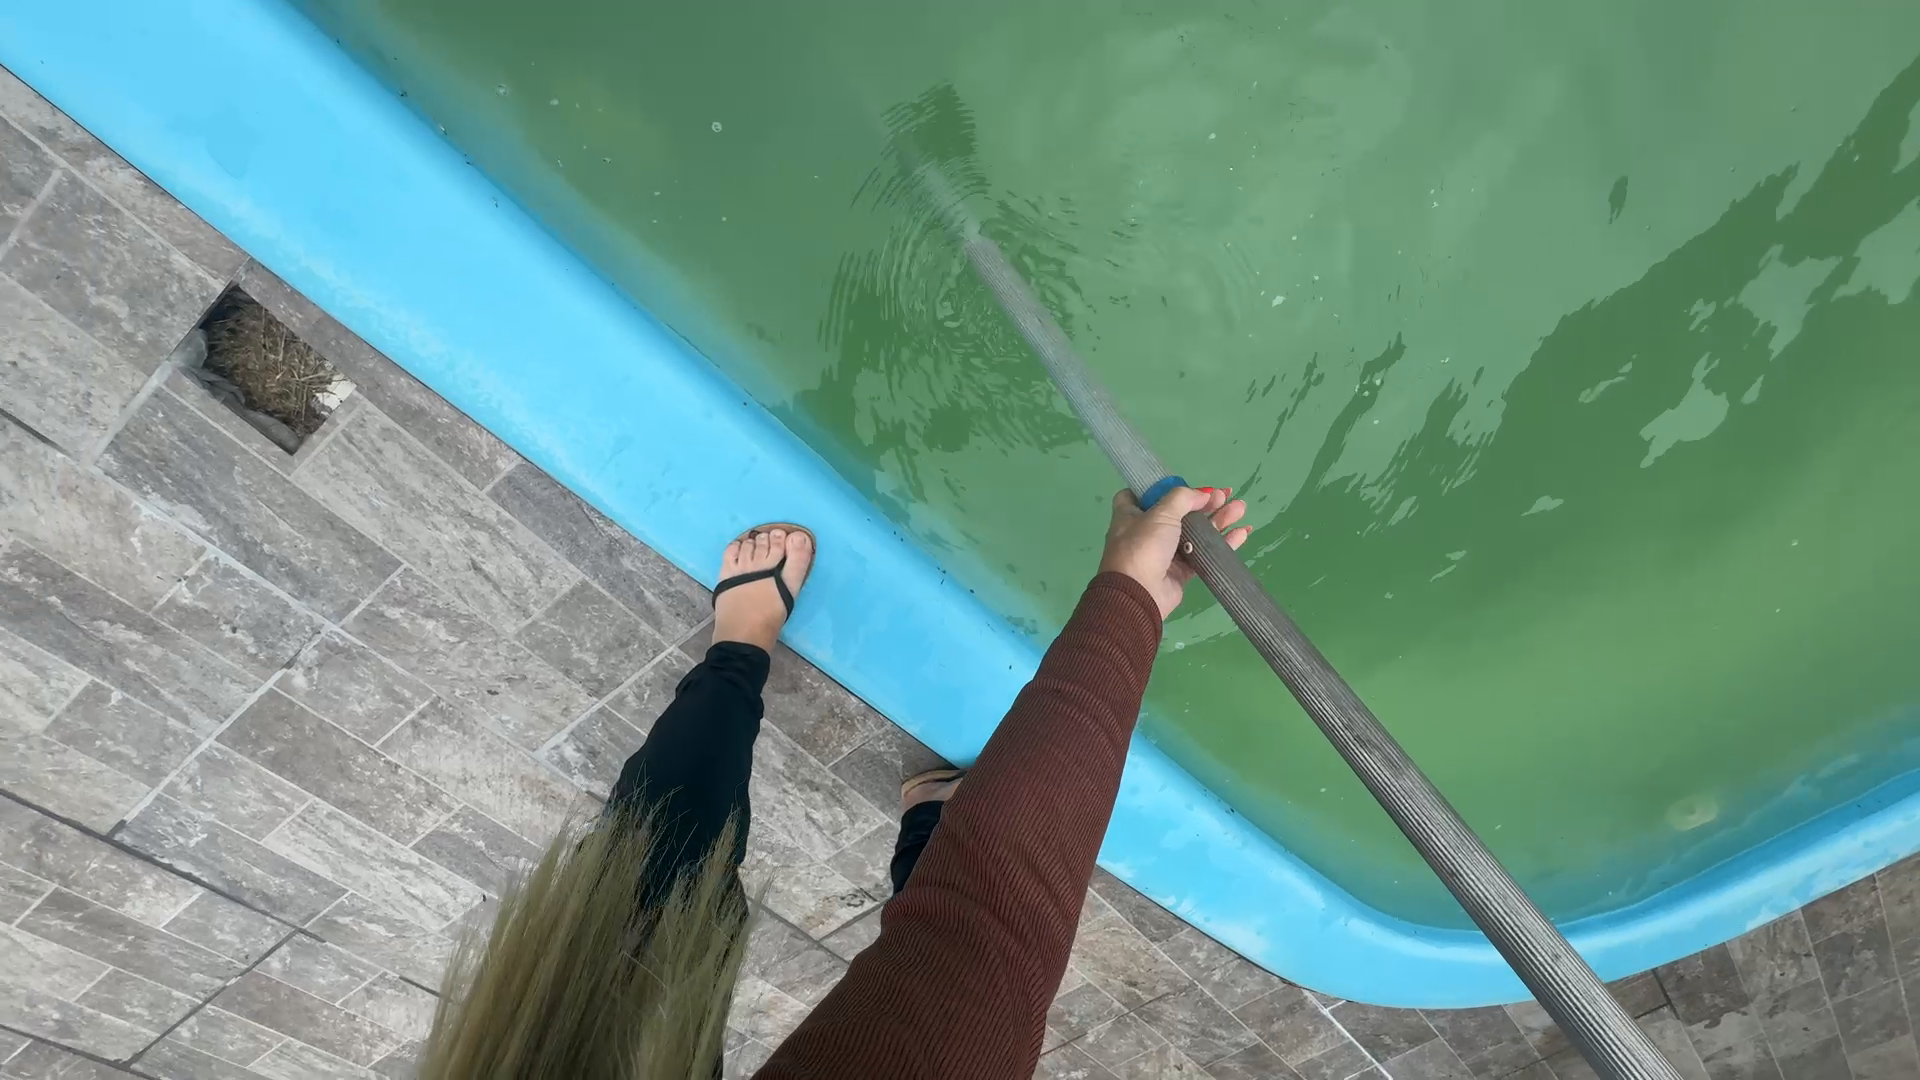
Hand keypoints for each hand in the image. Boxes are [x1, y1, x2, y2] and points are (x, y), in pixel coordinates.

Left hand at [1098, 486, 1250, 619]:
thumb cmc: (1143, 546)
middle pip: (1178, 512)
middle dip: (1203, 503)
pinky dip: (1221, 543)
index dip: (1161, 487)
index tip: (1182, 484)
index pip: (1142, 495)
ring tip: (1240, 509)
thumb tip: (1203, 494)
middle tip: (1227, 495)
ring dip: (1217, 520)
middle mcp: (1146, 532)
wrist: (1139, 593)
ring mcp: (1163, 553)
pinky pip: (1203, 553)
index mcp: (1131, 515)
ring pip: (1194, 532)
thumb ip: (1182, 499)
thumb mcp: (1160, 514)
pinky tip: (1242, 533)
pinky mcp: (1179, 571)